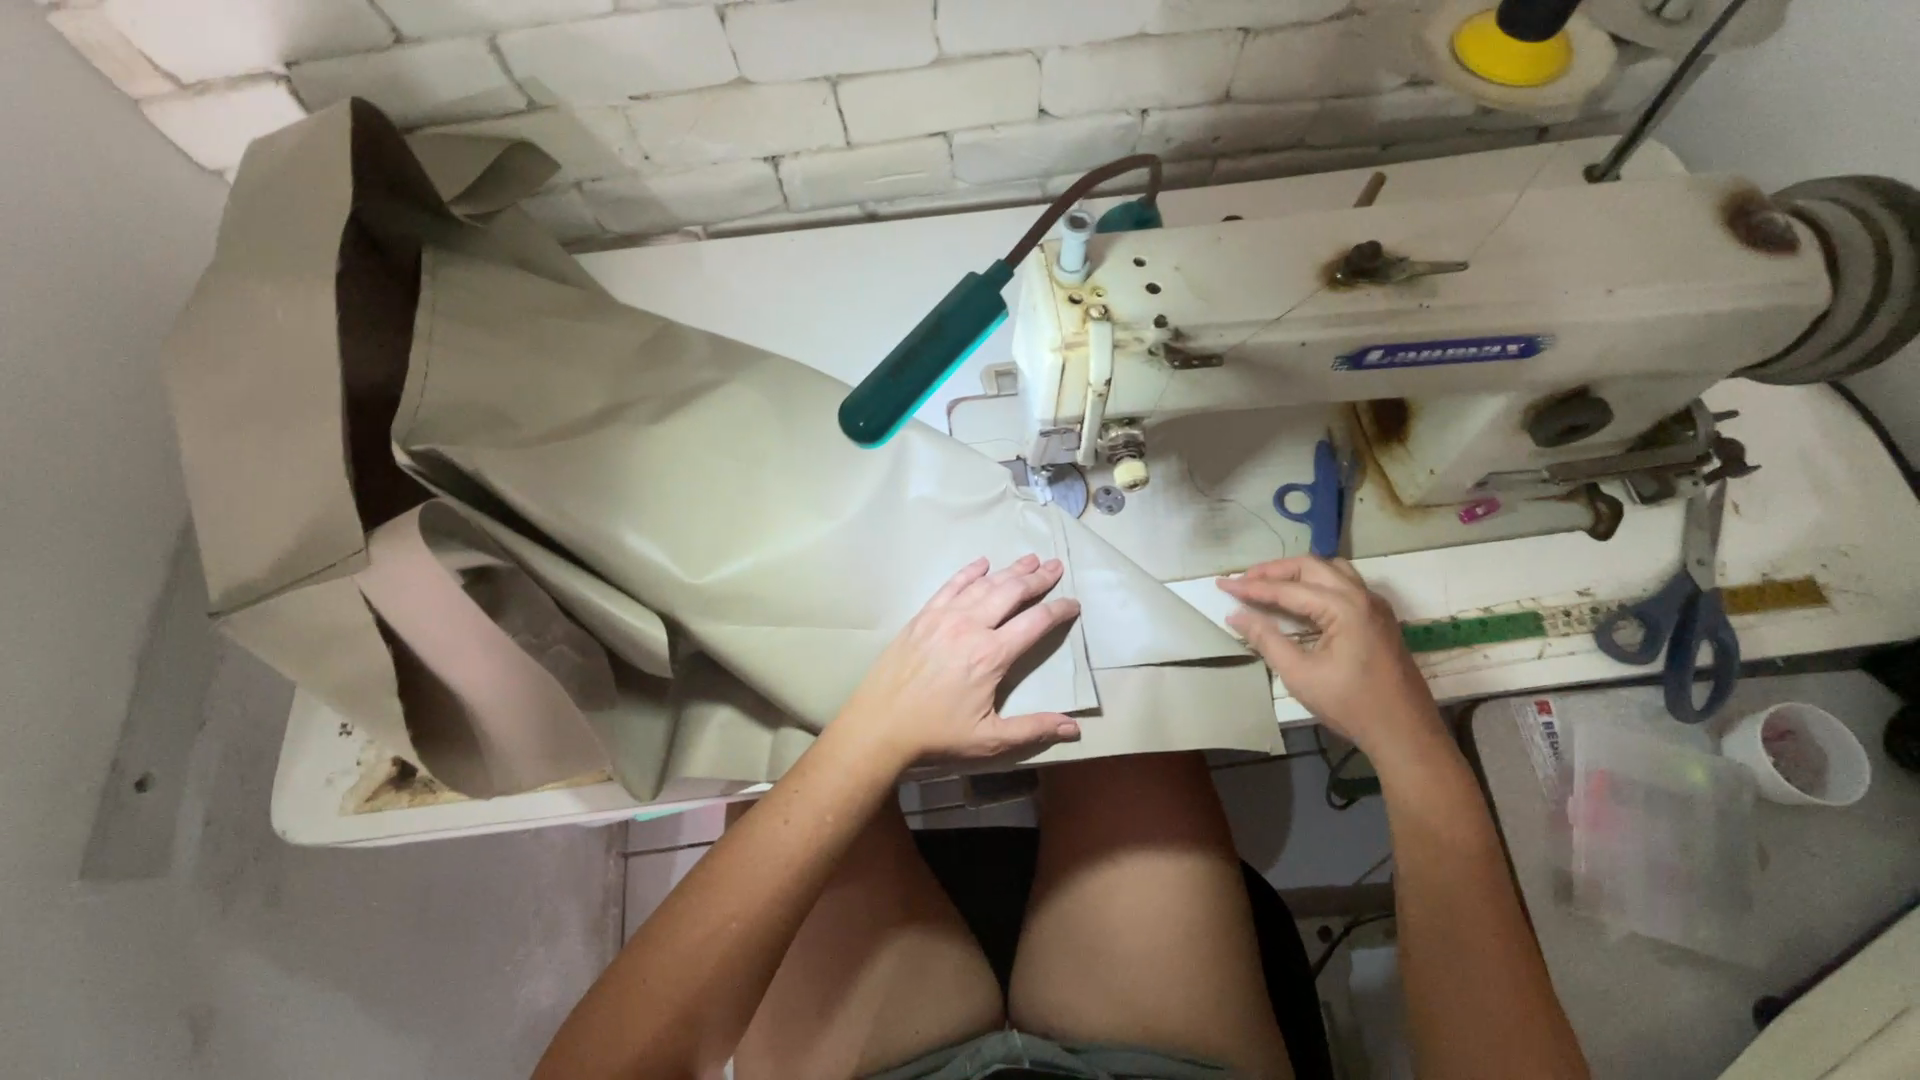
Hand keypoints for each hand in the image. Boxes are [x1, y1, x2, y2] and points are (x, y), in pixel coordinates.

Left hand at [838, 555, 1082, 768]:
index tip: (1074, 603)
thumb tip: (1073, 729)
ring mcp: (943, 617)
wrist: (879, 725)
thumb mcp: (990, 740)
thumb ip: (1033, 729)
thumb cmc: (936, 735)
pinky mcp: (922, 617)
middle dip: (1038, 578)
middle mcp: (970, 627)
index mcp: (991, 655)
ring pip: (984, 585)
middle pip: (1012, 592)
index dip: (1059, 610)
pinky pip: (950, 586)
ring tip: (1030, 559)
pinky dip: (969, 572)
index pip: (1036, 622)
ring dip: (1010, 570)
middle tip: (1056, 565)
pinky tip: (982, 562)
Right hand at [1218, 556, 1440, 756]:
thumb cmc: (1351, 705)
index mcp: (1344, 608)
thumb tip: (1236, 615)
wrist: (1404, 732)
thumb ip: (1266, 639)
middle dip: (1273, 571)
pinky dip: (1317, 583)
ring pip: (1331, 570)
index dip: (1251, 587)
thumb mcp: (1299, 674)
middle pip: (1310, 567)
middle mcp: (1362, 596)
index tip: (1222, 585)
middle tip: (1243, 581)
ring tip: (1269, 585)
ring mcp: (1375, 605)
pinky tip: (1301, 600)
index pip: (1287, 589)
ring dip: (1297, 572)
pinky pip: (1344, 584)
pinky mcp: (1379, 618)